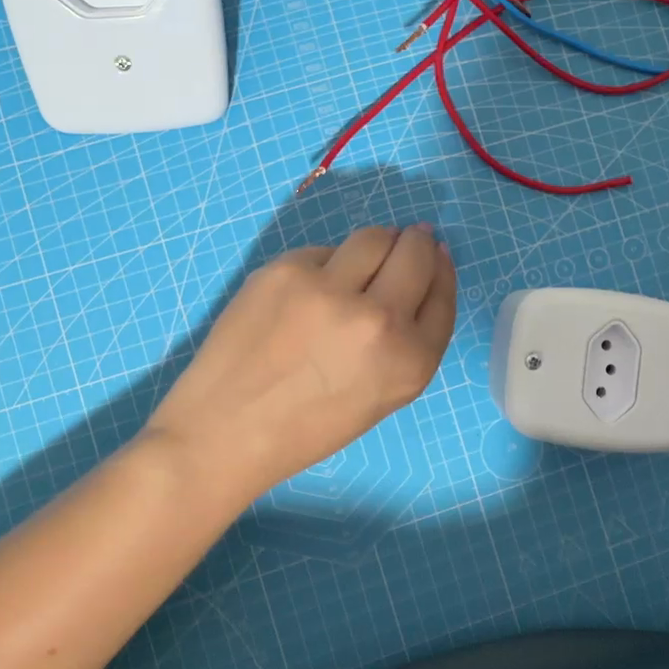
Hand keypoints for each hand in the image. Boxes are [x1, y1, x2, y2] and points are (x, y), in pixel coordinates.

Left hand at [142, 225, 457, 503]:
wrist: (226, 431)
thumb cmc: (307, 426)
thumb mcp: (382, 396)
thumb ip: (409, 340)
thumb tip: (423, 272)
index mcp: (409, 361)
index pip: (443, 293)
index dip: (441, 269)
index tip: (435, 255)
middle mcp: (378, 319)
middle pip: (416, 252)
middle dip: (417, 243)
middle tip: (407, 244)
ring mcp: (329, 288)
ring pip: (373, 237)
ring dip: (377, 244)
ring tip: (357, 269)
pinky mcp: (286, 270)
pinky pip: (324, 251)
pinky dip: (326, 265)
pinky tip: (307, 293)